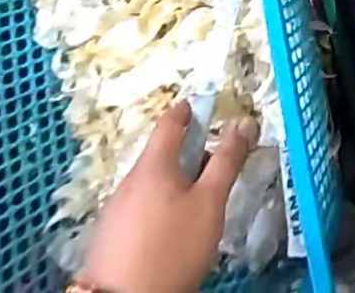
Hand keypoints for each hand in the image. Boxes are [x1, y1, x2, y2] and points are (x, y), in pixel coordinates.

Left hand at [79, 101, 258, 292]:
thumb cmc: (171, 249)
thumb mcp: (209, 203)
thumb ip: (227, 160)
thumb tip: (245, 121)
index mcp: (153, 165)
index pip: (170, 122)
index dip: (188, 110)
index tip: (203, 106)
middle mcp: (129, 182)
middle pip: (160, 153)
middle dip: (187, 151)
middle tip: (213, 160)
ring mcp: (115, 212)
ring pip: (150, 182)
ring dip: (174, 180)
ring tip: (198, 198)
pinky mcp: (109, 240)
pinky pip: (139, 206)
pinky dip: (159, 204)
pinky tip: (172, 226)